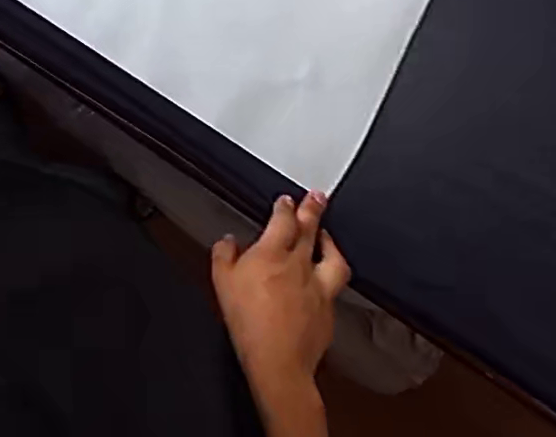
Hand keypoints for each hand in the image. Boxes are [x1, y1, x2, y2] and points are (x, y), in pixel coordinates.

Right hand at [211, 191, 350, 402]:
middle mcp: (299, 266)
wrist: (277, 359)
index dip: (286, 207)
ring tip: (328, 234)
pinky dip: (329, 272)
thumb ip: (224, 254)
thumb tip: (229, 242)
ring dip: (331, 241)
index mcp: (271, 254)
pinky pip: (334, 283)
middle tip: (318, 196)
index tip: (286, 199)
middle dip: (314, 210)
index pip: (283, 221)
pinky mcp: (329, 309)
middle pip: (311, 231)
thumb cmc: (247, 319)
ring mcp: (319, 288)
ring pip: (333, 257)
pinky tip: (323, 274)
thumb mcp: (221, 279)